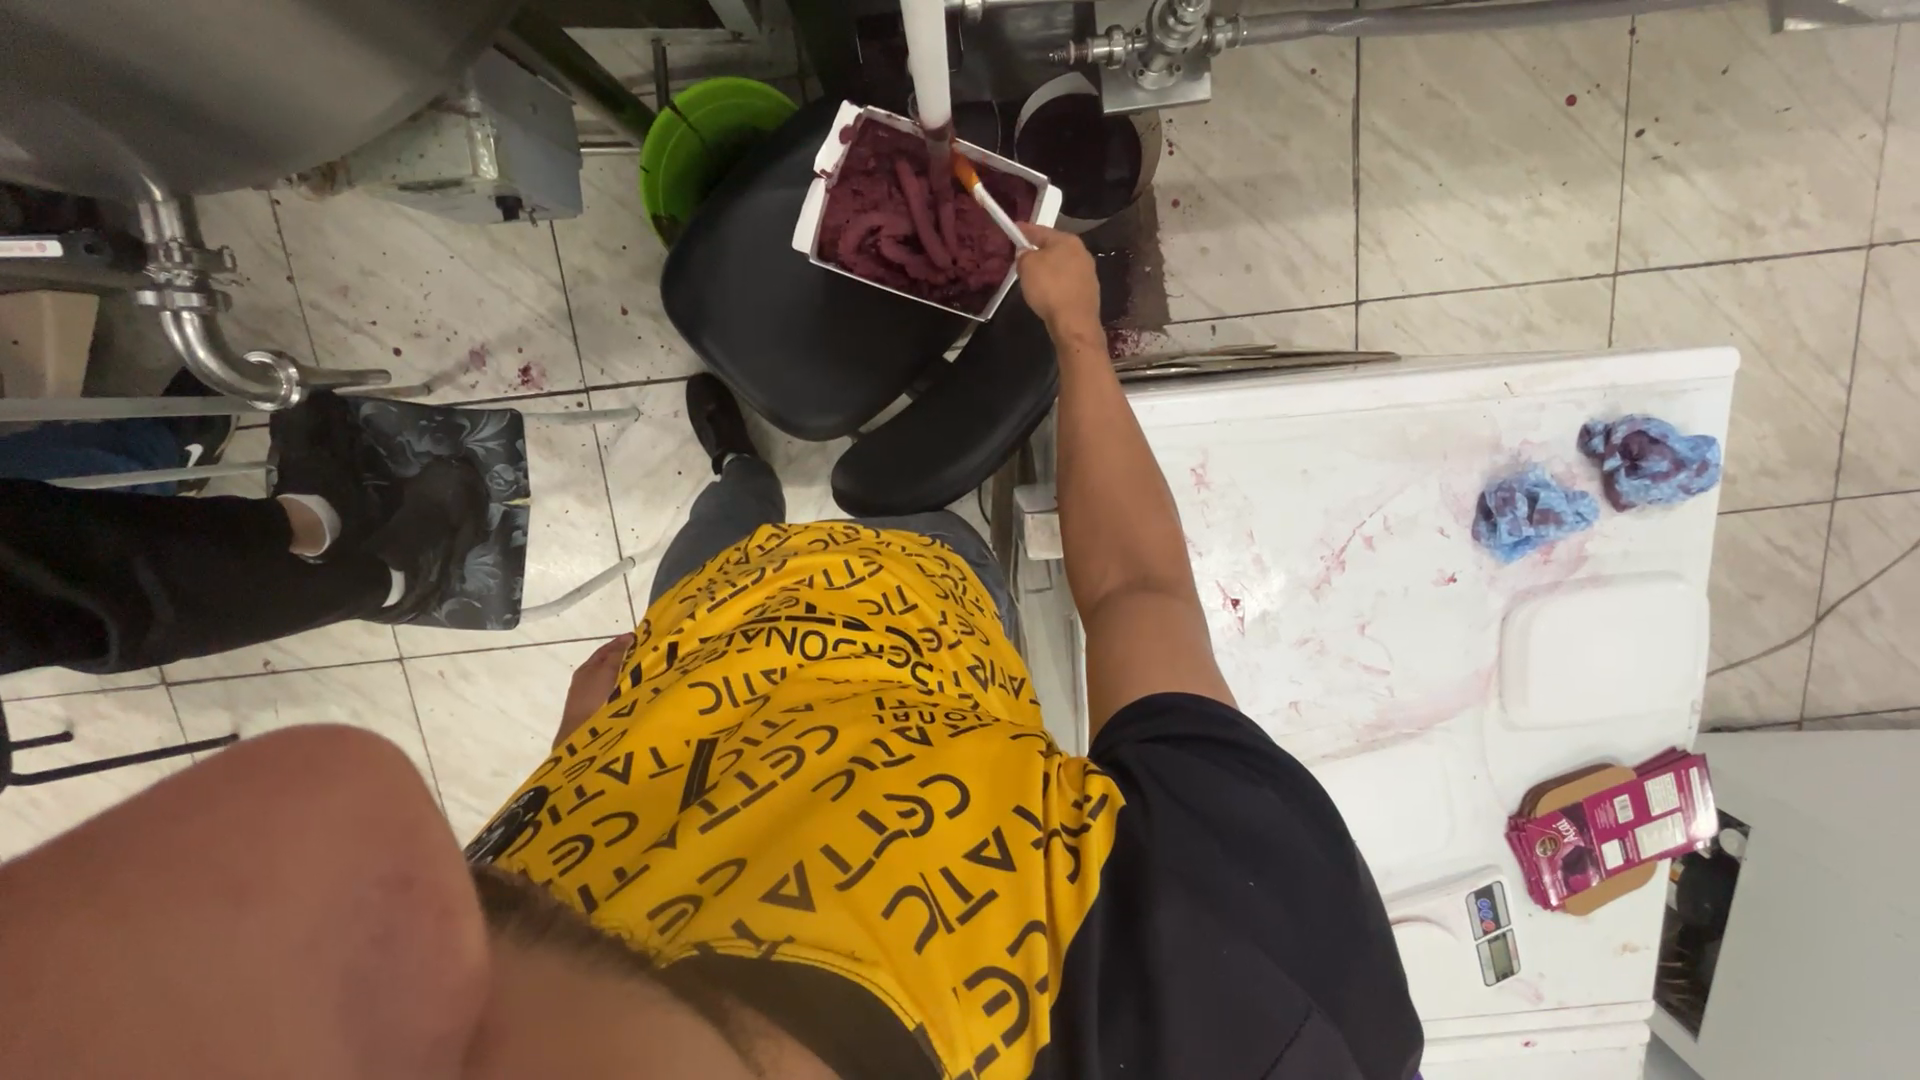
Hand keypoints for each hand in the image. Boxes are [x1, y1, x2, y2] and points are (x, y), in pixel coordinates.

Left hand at [555, 633, 633, 745]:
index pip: (605, 650)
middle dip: (625, 659)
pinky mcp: (596, 712)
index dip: (621, 642)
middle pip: (608, 665)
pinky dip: (623, 689)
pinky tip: (633, 693)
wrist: (582, 735)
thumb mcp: (607, 671)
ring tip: (644, 674)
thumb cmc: (594, 698)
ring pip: (611, 681)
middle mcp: (586, 682)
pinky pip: (613, 694)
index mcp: (586, 669)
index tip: (639, 637)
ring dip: (625, 676)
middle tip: (646, 655)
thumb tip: (627, 638)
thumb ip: (617, 654)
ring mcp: (589, 698)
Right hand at [1016, 224, 1099, 335]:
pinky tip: (1049, 293)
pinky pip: (1067, 282)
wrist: (1074, 322)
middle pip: (1054, 247)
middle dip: (1038, 250)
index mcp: (1067, 240)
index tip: (1014, 228)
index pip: (1041, 230)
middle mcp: (1082, 252)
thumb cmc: (1049, 288)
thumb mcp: (1027, 266)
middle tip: (1023, 256)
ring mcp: (1088, 273)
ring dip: (1048, 269)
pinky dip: (1056, 284)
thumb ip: (1024, 255)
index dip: (1025, 230)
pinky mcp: (1089, 292)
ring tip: (1034, 277)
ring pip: (1062, 265)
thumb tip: (1026, 253)